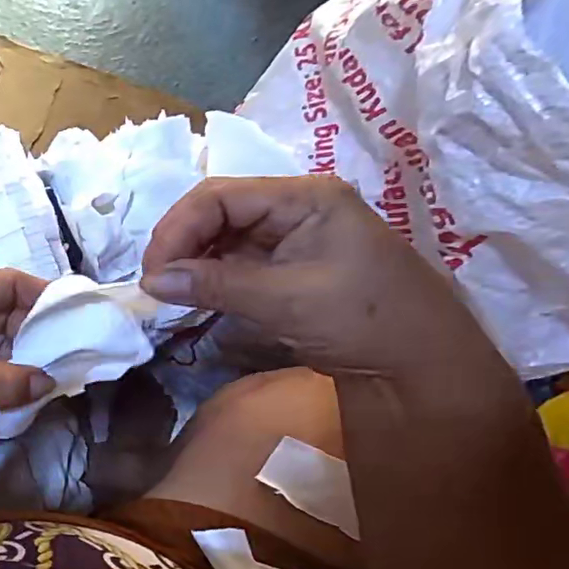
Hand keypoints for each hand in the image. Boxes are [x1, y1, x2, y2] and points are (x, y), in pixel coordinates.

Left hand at [0, 269, 56, 437]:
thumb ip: (3, 384)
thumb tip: (51, 380)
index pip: (10, 283)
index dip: (46, 296)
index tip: (79, 321)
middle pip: (10, 314)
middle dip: (39, 337)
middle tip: (72, 364)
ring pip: (1, 342)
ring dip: (23, 362)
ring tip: (52, 385)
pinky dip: (4, 378)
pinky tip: (22, 398)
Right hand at [140, 176, 495, 379]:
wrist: (420, 370)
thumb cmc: (365, 321)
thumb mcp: (285, 300)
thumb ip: (214, 285)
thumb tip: (148, 282)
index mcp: (304, 198)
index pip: (218, 197)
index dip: (177, 229)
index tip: (152, 271)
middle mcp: (293, 208)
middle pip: (214, 211)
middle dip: (178, 243)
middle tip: (154, 282)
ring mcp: (288, 237)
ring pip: (218, 236)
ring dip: (188, 261)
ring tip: (166, 290)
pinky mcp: (283, 266)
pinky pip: (230, 261)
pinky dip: (205, 276)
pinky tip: (190, 294)